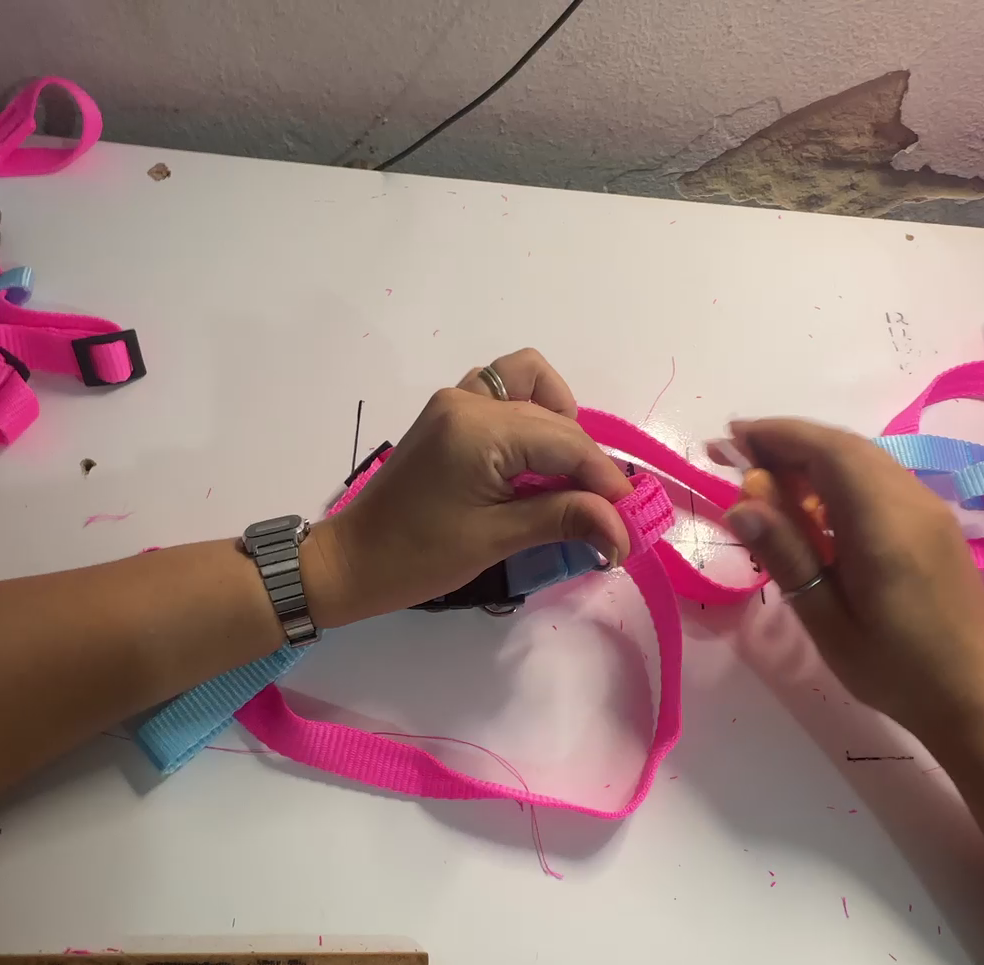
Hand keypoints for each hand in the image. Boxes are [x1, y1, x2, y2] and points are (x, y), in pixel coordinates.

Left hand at [303, 349, 632, 625]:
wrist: (355, 560)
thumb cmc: (420, 556)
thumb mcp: (498, 539)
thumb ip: (565, 519)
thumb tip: (623, 529)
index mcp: (480, 428)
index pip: (566, 441)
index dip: (604, 480)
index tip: (628, 520)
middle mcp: (469, 399)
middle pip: (553, 417)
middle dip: (585, 463)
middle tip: (601, 512)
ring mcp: (455, 402)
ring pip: (529, 384)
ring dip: (558, 423)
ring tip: (565, 476)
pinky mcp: (448, 415)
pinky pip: (502, 394)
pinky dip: (529, 417)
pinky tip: (534, 461)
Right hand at [716, 418, 983, 741]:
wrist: (973, 696)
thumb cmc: (892, 668)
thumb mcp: (825, 620)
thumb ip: (786, 556)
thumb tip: (741, 506)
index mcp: (884, 526)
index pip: (826, 452)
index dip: (774, 436)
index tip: (728, 440)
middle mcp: (912, 502)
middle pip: (843, 446)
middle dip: (785, 441)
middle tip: (734, 459)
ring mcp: (928, 509)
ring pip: (862, 458)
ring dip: (809, 456)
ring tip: (762, 480)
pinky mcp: (932, 521)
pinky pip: (876, 478)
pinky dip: (834, 475)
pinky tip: (810, 504)